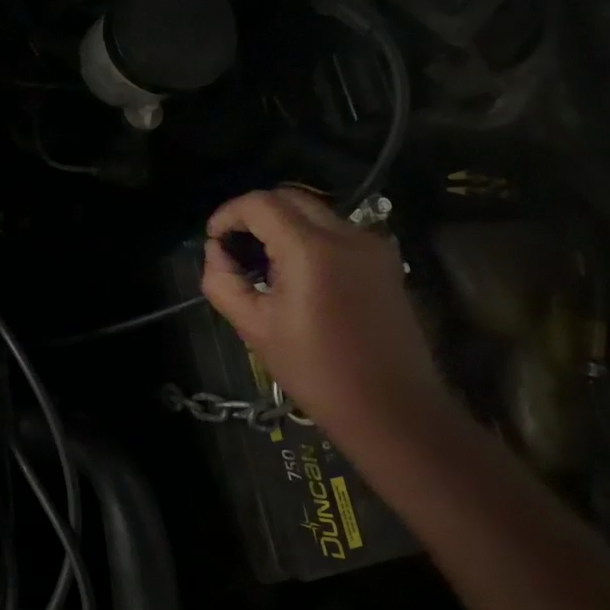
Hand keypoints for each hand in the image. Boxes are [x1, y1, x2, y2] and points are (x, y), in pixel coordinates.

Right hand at [201, 188, 451, 442]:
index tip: (213, 239)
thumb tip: (217, 251)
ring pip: (314, 212)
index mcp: (310, 250)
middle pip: (289, 197)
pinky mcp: (387, 261)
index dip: (228, 214)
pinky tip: (297, 274)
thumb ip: (222, 280)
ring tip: (263, 261)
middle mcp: (346, 235)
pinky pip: (337, 231)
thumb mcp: (253, 328)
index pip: (259, 204)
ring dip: (282, 223)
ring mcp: (372, 246)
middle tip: (235, 245)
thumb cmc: (318, 373)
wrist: (396, 412)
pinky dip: (308, 237)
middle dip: (255, 213)